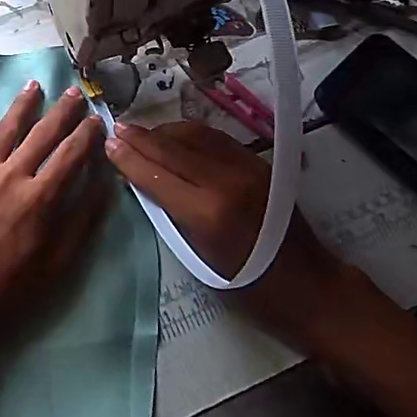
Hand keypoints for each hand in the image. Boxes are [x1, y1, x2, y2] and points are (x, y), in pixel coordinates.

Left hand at [0, 82, 108, 338]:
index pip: (71, 154)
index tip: (96, 119)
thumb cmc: (7, 286)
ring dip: (22, 105)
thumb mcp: (56, 263)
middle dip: (62, 111)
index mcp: (40, 196)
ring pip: (5, 129)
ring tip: (33, 85)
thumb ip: (81, 221)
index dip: (86, 134)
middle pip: (42, 133)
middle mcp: (12, 175)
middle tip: (74, 91)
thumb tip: (104, 186)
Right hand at [104, 121, 357, 336]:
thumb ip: (169, 215)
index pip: (157, 173)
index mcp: (208, 212)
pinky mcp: (258, 161)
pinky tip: (175, 137)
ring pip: (194, 135)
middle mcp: (226, 181)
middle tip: (117, 130)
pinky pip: (215, 138)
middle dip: (141, 138)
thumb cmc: (248, 286)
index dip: (129, 157)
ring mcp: (246, 166)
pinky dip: (189, 135)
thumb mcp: (199, 258)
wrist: (309, 285)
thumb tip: (140, 182)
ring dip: (164, 132)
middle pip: (173, 148)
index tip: (107, 143)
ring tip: (141, 133)